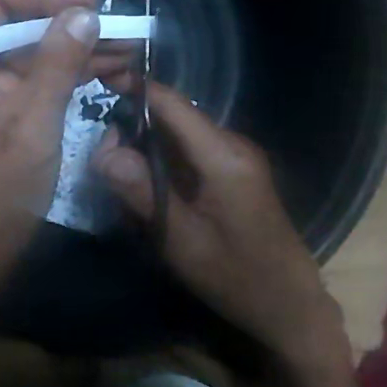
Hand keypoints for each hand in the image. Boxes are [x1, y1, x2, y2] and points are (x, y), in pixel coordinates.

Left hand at [0, 0, 107, 298]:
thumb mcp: (33, 123)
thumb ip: (57, 63)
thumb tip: (84, 12)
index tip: (89, 4)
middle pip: (16, 25)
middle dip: (68, 22)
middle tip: (120, 23)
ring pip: (32, 52)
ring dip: (76, 47)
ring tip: (128, 43)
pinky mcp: (3, 110)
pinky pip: (37, 78)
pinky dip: (69, 72)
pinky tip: (110, 66)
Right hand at [97, 82, 349, 373]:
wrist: (289, 307)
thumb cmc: (235, 275)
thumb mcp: (180, 239)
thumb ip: (142, 191)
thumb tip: (103, 151)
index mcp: (223, 155)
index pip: (172, 103)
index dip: (135, 87)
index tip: (96, 79)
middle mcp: (232, 145)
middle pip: (172, 116)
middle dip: (132, 127)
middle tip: (100, 159)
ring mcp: (235, 158)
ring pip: (177, 135)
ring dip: (145, 147)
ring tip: (116, 175)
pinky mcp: (233, 174)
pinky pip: (189, 153)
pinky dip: (161, 162)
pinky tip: (144, 188)